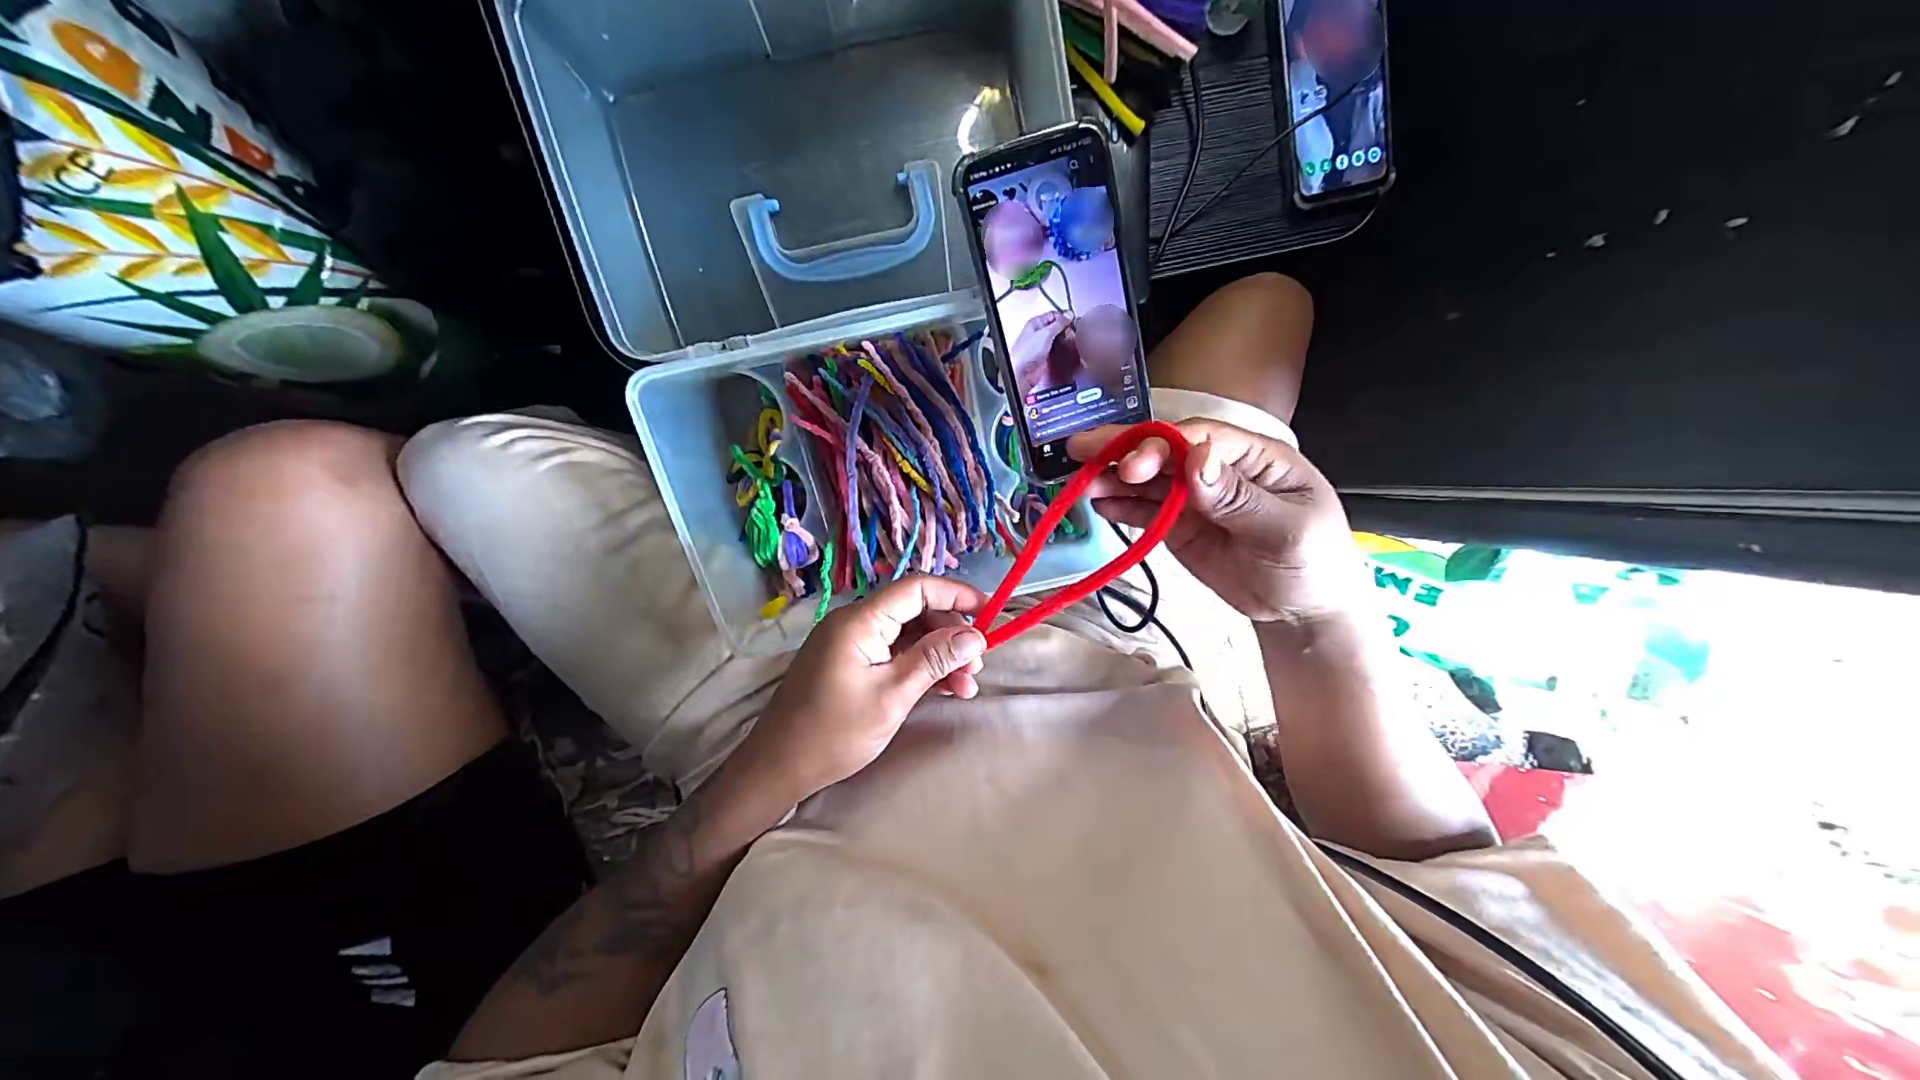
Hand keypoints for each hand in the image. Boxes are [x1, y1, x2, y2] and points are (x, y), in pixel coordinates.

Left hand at [735, 576, 987, 800]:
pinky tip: (944, 689)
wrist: (777, 767)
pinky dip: (919, 667)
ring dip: (939, 655)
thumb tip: (975, 636)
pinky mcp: (850, 663)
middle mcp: (855, 622)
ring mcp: (851, 643)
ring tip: (965, 687)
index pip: (917, 588)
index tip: (991, 613)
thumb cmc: (834, 732)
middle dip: (951, 634)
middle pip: (915, 611)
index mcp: (860, 621)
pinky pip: (893, 653)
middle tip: (976, 667)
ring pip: (908, 635)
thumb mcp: (892, 695)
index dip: (957, 594)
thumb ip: (934, 660)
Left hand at [1009, 311, 1070, 390]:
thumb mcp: (1046, 333)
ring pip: (1057, 339)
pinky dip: (1061, 350)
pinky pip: (1056, 350)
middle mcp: (1038, 332)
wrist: (1022, 373)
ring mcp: (1041, 345)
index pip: (1053, 315)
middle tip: (1072, 334)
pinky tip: (1066, 351)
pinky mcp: (1044, 356)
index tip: (1072, 323)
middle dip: (1065, 330)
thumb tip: (1069, 314)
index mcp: (1036, 323)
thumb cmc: (1029, 351)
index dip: (1063, 318)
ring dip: (1064, 340)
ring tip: (1071, 343)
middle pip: (1056, 327)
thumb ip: (1059, 324)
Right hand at [1065, 418, 1361, 622]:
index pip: (1199, 439)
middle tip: (1080, 451)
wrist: (1303, 611)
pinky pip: (1145, 511)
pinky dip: (1120, 507)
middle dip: (1123, 450)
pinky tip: (1099, 505)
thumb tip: (1196, 458)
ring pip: (1147, 480)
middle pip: (1165, 452)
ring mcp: (1195, 498)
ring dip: (1112, 479)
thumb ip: (1238, 496)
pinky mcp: (1178, 525)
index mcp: (1253, 456)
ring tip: (1080, 485)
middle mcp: (1217, 469)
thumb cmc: (1312, 562)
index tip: (1132, 465)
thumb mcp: (1286, 529)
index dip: (1161, 446)